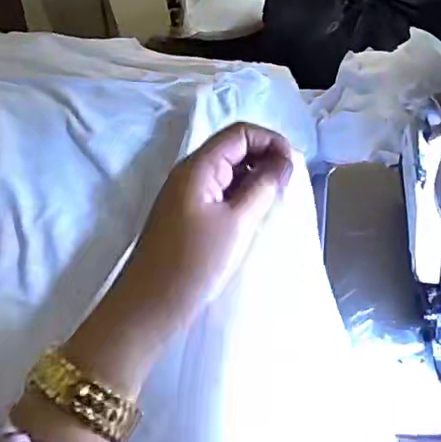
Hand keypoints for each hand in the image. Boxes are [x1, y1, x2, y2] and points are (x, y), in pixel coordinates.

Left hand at [63, 123, 292, 391]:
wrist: (147, 310)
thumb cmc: (193, 263)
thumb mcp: (239, 222)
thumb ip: (265, 185)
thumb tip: (285, 161)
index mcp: (199, 167)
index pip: (241, 132)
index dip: (272, 141)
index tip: (293, 167)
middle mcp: (190, 172)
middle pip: (235, 146)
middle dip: (267, 157)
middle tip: (290, 184)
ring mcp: (186, 193)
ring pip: (230, 168)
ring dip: (257, 175)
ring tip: (277, 199)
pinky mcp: (188, 213)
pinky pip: (222, 188)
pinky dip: (244, 192)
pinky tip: (256, 213)